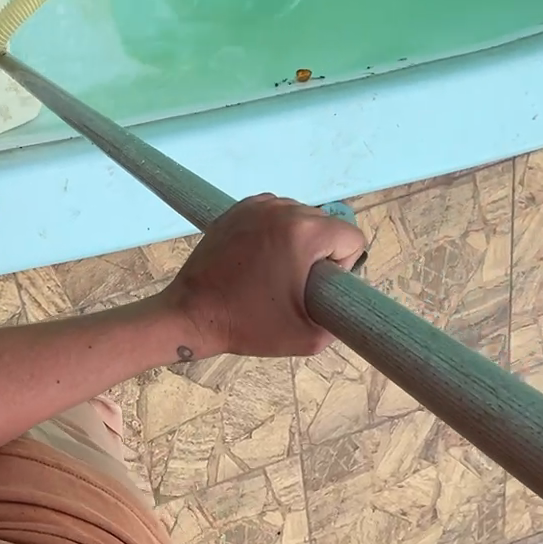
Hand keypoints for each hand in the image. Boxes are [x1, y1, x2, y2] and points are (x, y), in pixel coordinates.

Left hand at [161, 195, 366, 358]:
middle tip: (288, 284)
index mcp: (304, 232)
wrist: (191, 315)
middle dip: (317, 254)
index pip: (351, 239)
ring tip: (271, 272)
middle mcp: (281, 209)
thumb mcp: (310, 337)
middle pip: (326, 226)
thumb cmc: (247, 326)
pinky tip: (258, 258)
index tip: (313, 288)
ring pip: (300, 218)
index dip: (341, 268)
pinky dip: (273, 233)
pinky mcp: (235, 210)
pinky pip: (273, 215)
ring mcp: (255, 206)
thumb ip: (343, 316)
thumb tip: (347, 298)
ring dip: (296, 242)